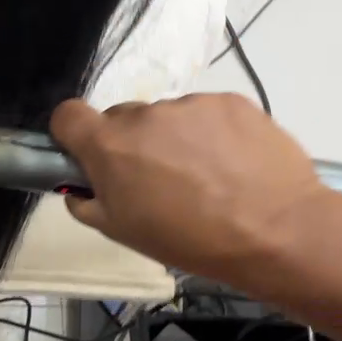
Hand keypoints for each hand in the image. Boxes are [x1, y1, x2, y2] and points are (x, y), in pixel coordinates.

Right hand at [49, 93, 341, 280]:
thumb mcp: (118, 231)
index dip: (71, 133)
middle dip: (127, 143)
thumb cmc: (184, 238)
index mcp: (108, 145)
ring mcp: (191, 104)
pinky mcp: (232, 102)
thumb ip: (86, 201)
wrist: (275, 231)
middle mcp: (144, 115)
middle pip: (120, 119)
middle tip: (152, 178)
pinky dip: (208, 134)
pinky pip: (204, 114)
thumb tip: (83, 186)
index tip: (85, 154)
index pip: (67, 115)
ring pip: (165, 118)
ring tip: (201, 175)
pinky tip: (228, 165)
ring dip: (171, 139)